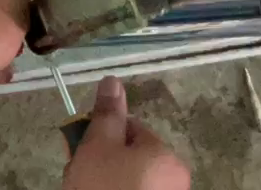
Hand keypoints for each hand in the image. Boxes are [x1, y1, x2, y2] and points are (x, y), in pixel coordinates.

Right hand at [62, 78, 191, 189]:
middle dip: (107, 160)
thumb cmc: (102, 188)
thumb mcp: (98, 145)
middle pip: (133, 156)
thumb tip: (113, 80)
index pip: (130, 128)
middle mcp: (178, 181)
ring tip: (87, 188)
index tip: (83, 147)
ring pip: (133, 180)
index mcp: (166, 156)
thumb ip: (107, 113)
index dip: (103, 135)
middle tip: (82, 170)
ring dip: (110, 180)